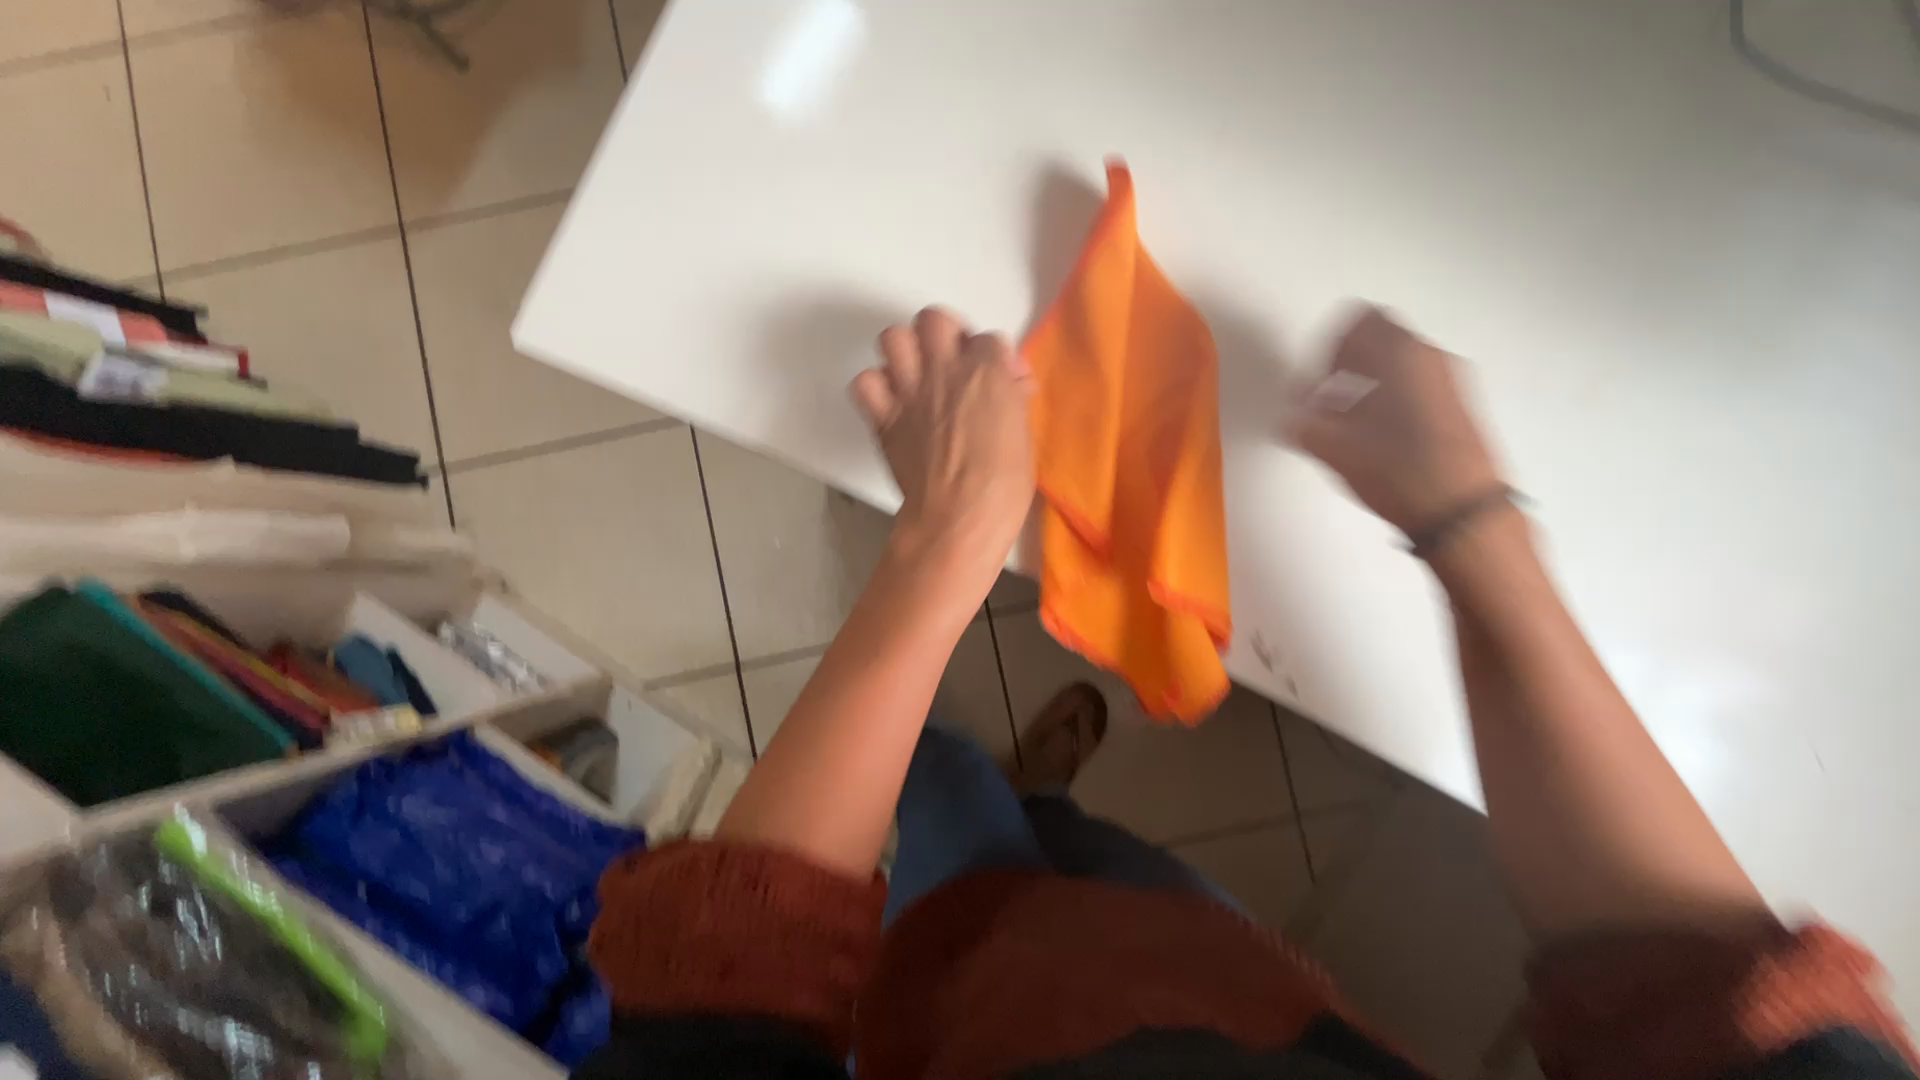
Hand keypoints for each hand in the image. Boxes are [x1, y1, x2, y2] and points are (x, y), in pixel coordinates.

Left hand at [851, 307, 1034, 571]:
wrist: (960, 516)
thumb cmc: (1004, 483)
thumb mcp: (1024, 433)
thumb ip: (1013, 397)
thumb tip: (1012, 382)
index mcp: (986, 370)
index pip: (989, 338)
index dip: (993, 358)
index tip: (998, 380)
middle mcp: (943, 369)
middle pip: (934, 318)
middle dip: (945, 334)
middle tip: (953, 363)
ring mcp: (909, 390)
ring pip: (892, 337)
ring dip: (905, 352)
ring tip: (918, 376)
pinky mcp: (883, 417)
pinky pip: (864, 382)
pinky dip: (875, 389)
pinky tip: (892, 404)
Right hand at [1293, 307, 1504, 535]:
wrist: (1461, 512)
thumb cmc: (1397, 471)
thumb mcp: (1333, 448)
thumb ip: (1304, 424)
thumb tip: (1295, 418)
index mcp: (1399, 354)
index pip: (1357, 320)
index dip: (1326, 347)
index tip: (1313, 382)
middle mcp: (1430, 357)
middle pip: (1379, 339)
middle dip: (1344, 366)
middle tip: (1323, 401)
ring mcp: (1451, 380)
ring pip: (1398, 364)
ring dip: (1366, 383)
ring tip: (1346, 425)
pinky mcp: (1460, 406)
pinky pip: (1416, 385)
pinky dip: (1389, 398)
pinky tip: (1375, 438)